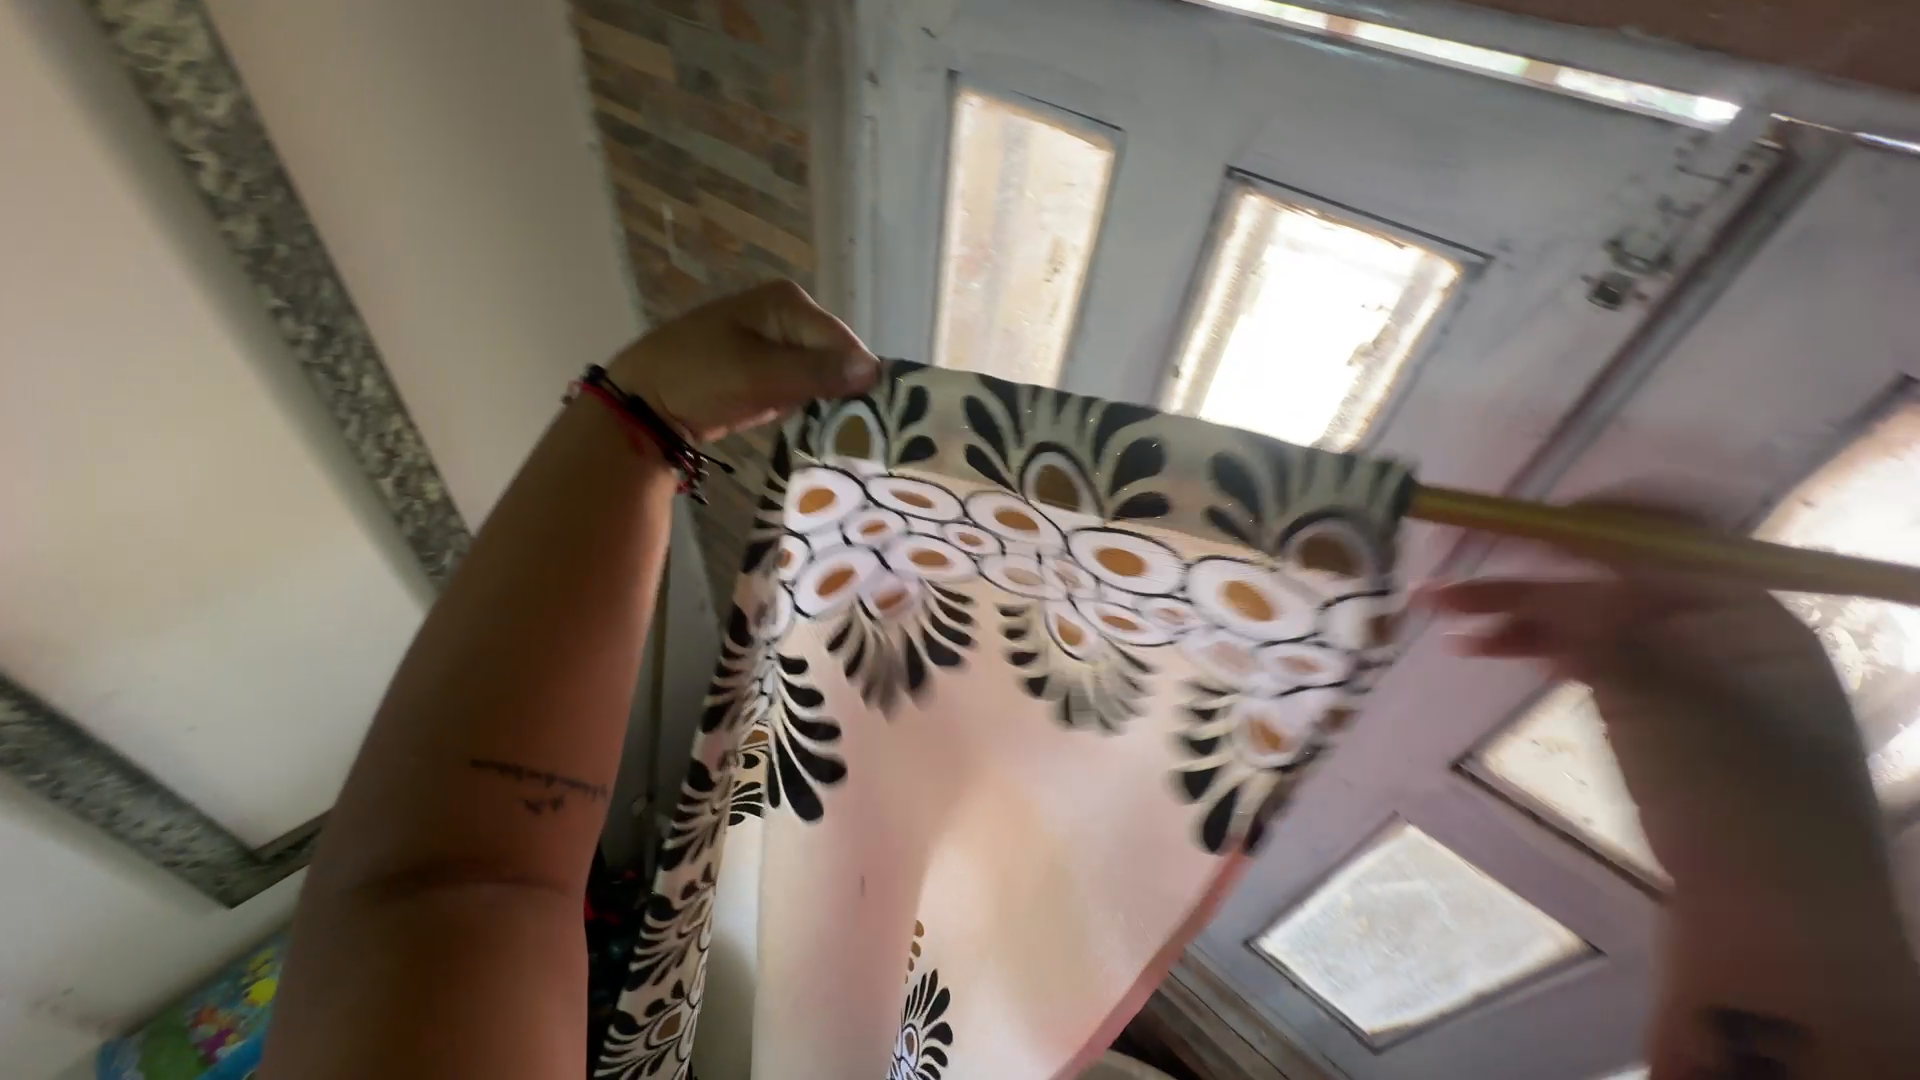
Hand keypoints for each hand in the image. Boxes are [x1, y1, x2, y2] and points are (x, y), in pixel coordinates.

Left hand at [607, 280, 879, 442]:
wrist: (644, 403)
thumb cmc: (697, 377)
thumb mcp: (759, 375)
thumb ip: (818, 373)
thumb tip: (875, 370)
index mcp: (788, 303)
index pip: (843, 341)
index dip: (858, 379)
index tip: (869, 419)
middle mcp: (789, 317)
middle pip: (838, 357)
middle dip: (846, 392)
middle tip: (856, 431)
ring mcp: (780, 345)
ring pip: (826, 376)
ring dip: (832, 403)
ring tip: (843, 434)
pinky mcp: (771, 372)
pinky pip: (807, 388)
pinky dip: (813, 408)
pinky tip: (820, 429)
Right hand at [1425, 515, 1889, 904]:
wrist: (1765, 903)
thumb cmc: (1735, 798)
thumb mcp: (1663, 703)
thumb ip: (1601, 633)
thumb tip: (1542, 575)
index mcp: (1743, 615)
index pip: (1659, 542)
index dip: (1583, 525)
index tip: (1510, 527)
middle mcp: (1707, 629)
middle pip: (1600, 578)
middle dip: (1520, 575)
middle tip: (1447, 577)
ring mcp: (1672, 665)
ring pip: (1578, 616)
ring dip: (1509, 610)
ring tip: (1438, 612)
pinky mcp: (1642, 699)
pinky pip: (1578, 652)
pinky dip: (1529, 644)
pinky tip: (1484, 646)